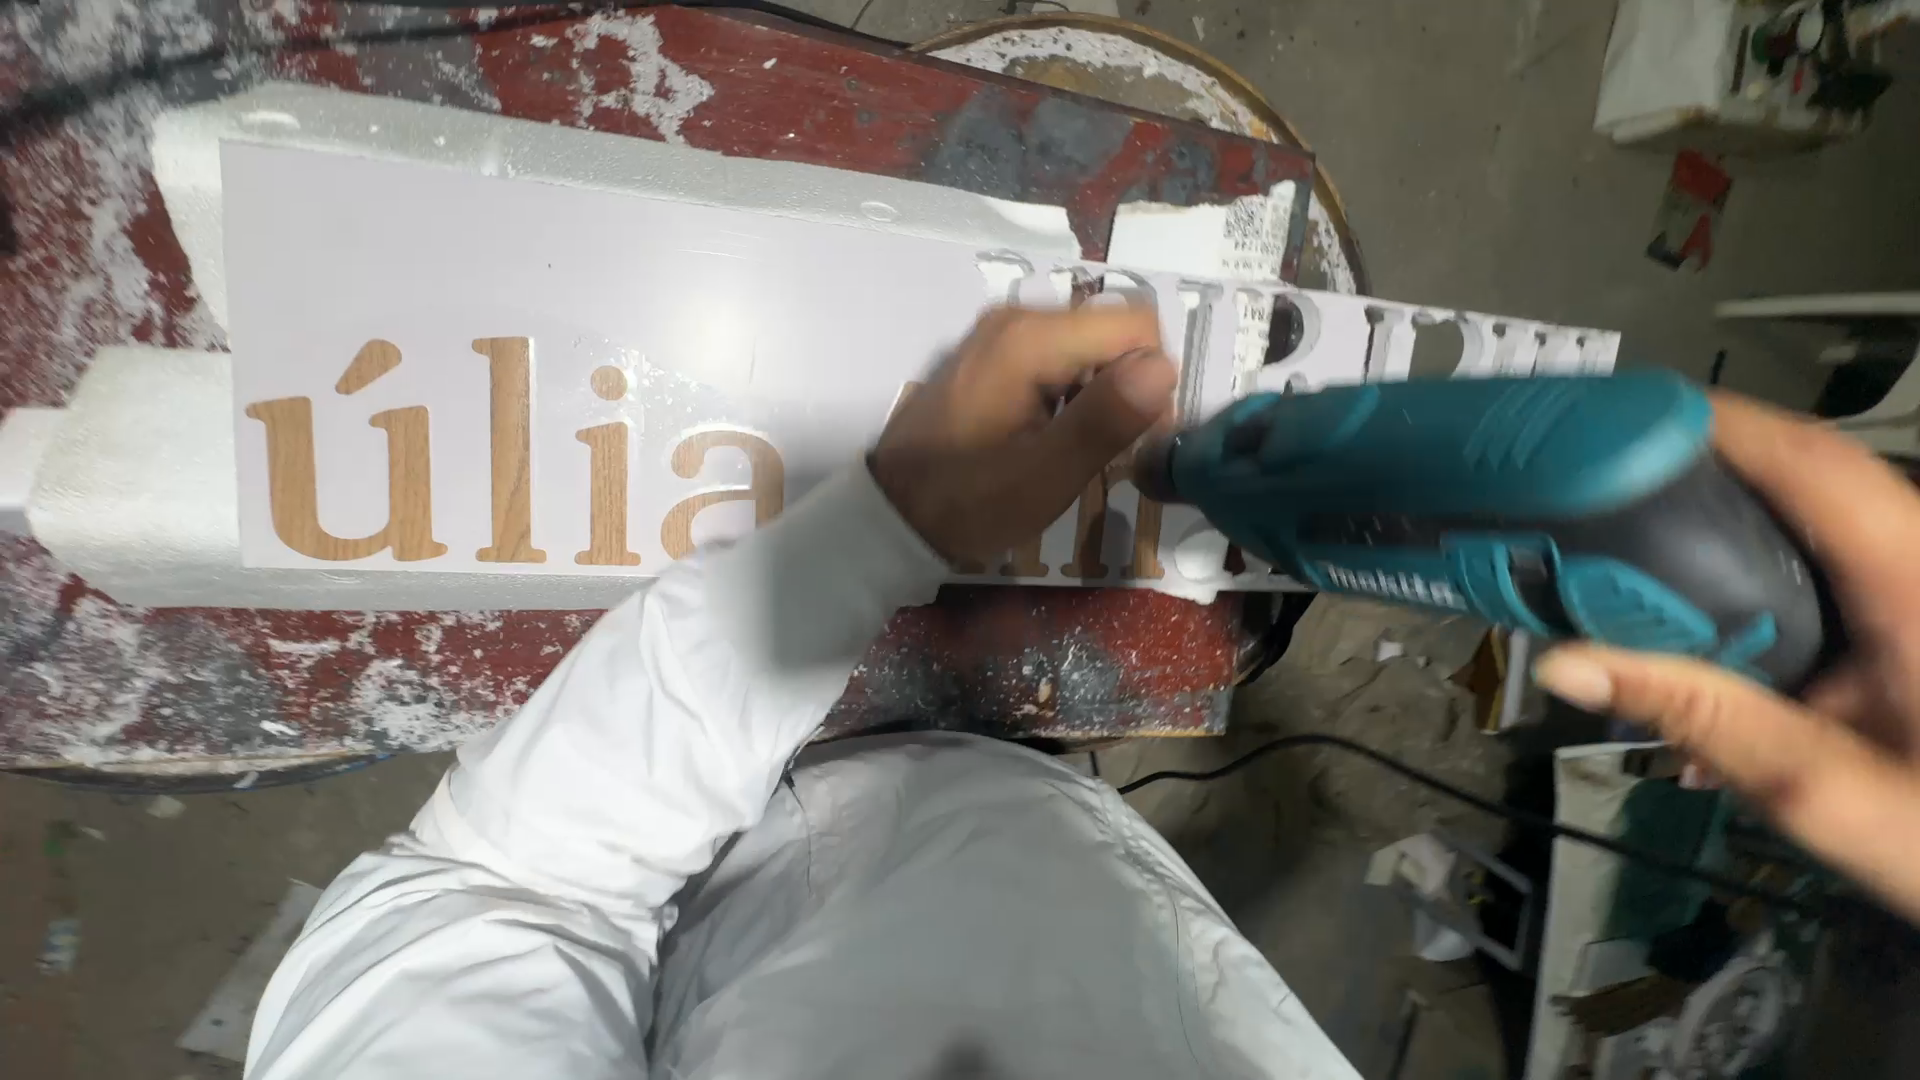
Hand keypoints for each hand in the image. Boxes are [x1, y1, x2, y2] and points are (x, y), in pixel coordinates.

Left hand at [871, 305, 1176, 563]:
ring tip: (1072, 449)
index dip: (1153, 380)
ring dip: (1098, 394)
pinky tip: (1047, 436)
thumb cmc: (968, 503)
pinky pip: (1055, 357)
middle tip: (1105, 451)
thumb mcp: (1045, 475)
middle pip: (1111, 330)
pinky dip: (1068, 393)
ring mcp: (997, 335)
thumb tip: (1164, 367)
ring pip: (1087, 345)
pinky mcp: (988, 356)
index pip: (1137, 324)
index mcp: (1031, 339)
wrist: (892, 513)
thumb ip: (1105, 419)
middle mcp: (1015, 319)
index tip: (1137, 438)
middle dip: (1126, 386)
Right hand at [1533, 392, 1919, 920]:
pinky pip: (1809, 581)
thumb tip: (1561, 667)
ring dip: (1697, 542)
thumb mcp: (1828, 790)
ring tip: (1605, 562)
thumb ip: (1698, 717)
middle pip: (1790, 490)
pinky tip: (1681, 638)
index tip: (1612, 414)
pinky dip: (1732, 590)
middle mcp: (1919, 572)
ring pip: (1794, 536)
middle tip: (1576, 494)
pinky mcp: (1903, 628)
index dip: (1715, 424)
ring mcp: (1912, 597)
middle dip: (1678, 482)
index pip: (1814, 465)